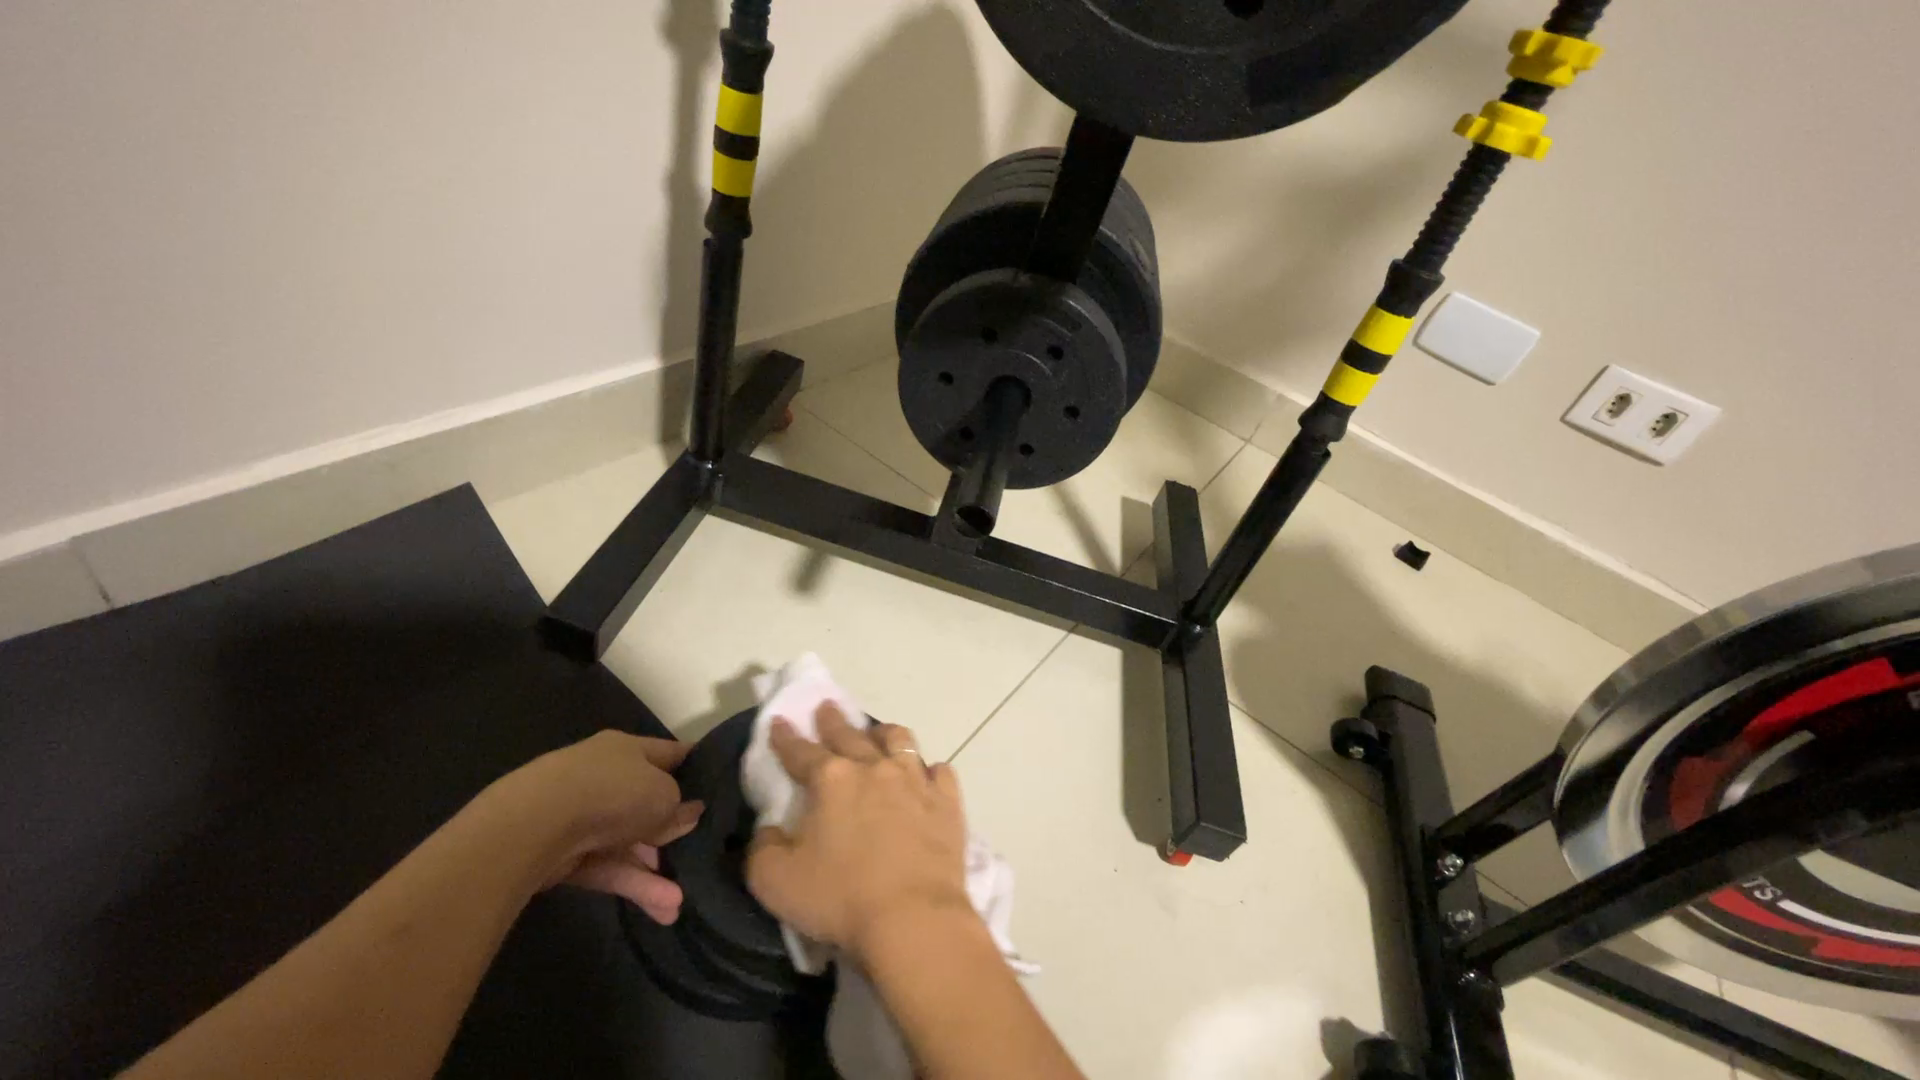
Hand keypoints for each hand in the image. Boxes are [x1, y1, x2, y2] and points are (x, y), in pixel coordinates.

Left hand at [484, 731, 704, 923]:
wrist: (536, 825)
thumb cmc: (612, 793)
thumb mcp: (664, 795)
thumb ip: (681, 807)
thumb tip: (690, 813)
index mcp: (629, 750)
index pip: (671, 755)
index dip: (697, 768)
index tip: (721, 785)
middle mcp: (605, 777)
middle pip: (648, 804)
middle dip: (673, 833)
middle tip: (701, 854)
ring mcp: (583, 815)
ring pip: (628, 843)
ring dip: (654, 872)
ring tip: (679, 904)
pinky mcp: (566, 853)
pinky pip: (608, 866)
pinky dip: (632, 884)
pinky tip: (662, 908)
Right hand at [745, 704, 971, 963]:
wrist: (913, 919)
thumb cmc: (839, 899)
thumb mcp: (775, 881)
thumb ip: (762, 849)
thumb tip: (769, 830)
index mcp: (831, 780)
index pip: (800, 751)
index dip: (786, 737)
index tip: (779, 722)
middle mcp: (874, 769)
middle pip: (850, 735)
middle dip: (833, 720)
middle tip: (826, 708)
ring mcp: (916, 782)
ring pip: (900, 742)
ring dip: (883, 734)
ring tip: (878, 732)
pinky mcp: (947, 803)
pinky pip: (939, 772)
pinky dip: (928, 770)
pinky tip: (926, 775)